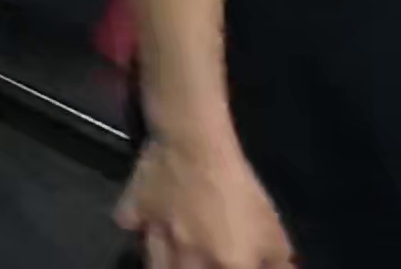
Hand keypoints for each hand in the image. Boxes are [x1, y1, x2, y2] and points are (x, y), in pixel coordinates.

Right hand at [115, 137, 292, 268]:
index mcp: (229, 265)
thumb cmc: (240, 190)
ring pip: (153, 264)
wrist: (195, 144)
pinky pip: (126, 224)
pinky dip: (133, 227)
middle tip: (195, 264)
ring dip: (163, 266)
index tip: (228, 266)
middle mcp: (190, 256)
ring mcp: (157, 230)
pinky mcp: (134, 205)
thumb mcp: (274, 235)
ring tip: (171, 262)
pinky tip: (143, 225)